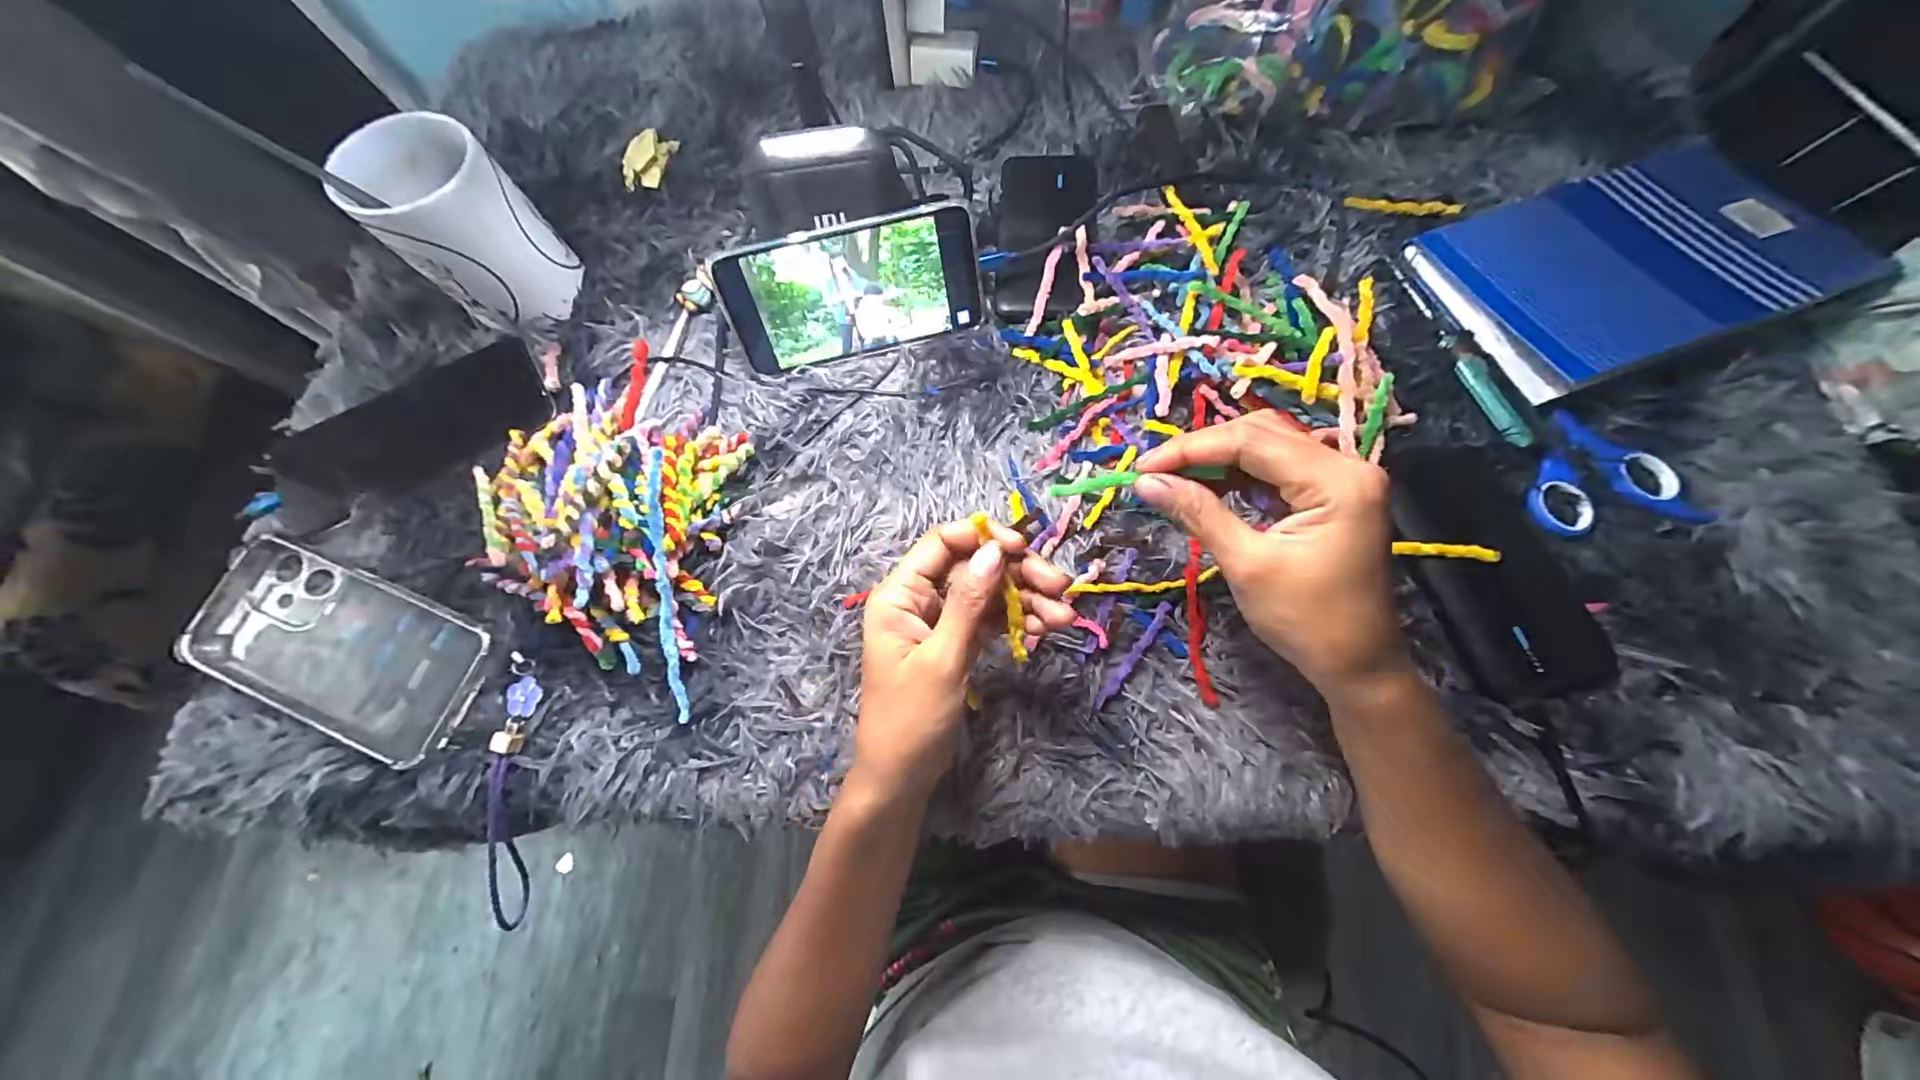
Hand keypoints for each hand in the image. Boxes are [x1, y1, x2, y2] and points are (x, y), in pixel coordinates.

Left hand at [855, 519, 1074, 799]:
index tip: (1023, 547)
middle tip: (1060, 585)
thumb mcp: (942, 658)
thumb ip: (967, 602)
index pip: (941, 544)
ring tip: (1063, 616)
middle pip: (973, 566)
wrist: (902, 776)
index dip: (983, 538)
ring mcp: (941, 621)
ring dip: (1027, 599)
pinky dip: (1017, 620)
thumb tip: (994, 551)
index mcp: (899, 595)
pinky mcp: (959, 641)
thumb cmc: (910, 718)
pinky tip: (1046, 626)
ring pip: (989, 592)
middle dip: (1017, 572)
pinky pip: (991, 618)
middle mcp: (919, 600)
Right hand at [1131, 412, 1406, 691]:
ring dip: (1219, 459)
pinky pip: (1278, 469)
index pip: (1251, 441)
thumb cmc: (1306, 620)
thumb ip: (1198, 512)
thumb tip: (1147, 482)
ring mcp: (1343, 479)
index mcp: (1337, 480)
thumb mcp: (1246, 564)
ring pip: (1268, 446)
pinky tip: (1209, 487)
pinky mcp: (1333, 494)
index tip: (1143, 467)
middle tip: (1154, 472)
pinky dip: (1240, 475)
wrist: (1357, 665)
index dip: (1191, 449)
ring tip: (1174, 478)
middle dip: (1203, 449)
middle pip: (1261, 434)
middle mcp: (1347, 466)